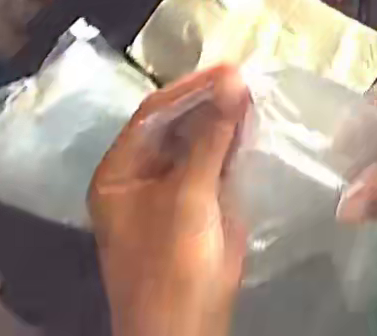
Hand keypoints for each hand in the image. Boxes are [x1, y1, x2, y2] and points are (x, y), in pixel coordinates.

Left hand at [90, 65, 249, 335]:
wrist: (188, 334)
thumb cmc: (172, 267)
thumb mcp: (190, 197)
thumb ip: (213, 134)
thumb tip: (236, 76)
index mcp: (120, 172)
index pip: (154, 112)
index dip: (192, 87)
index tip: (232, 67)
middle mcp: (142, 172)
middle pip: (178, 120)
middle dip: (211, 98)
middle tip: (249, 77)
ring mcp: (172, 185)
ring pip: (199, 135)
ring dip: (225, 115)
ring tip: (256, 91)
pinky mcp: (199, 197)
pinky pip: (215, 154)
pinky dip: (234, 137)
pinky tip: (255, 120)